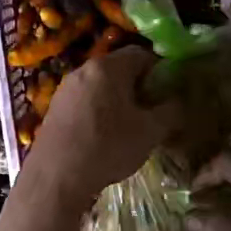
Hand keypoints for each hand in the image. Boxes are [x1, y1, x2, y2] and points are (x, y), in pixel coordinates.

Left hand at [25, 47, 181, 201]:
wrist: (57, 177)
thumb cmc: (108, 147)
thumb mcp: (151, 132)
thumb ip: (171, 111)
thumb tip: (177, 102)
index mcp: (108, 67)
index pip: (141, 54)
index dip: (160, 70)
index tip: (168, 93)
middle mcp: (83, 70)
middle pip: (119, 69)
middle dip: (138, 86)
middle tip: (151, 111)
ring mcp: (65, 89)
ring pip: (100, 86)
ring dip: (118, 100)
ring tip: (128, 126)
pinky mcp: (54, 108)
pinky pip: (84, 101)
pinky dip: (98, 111)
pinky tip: (103, 136)